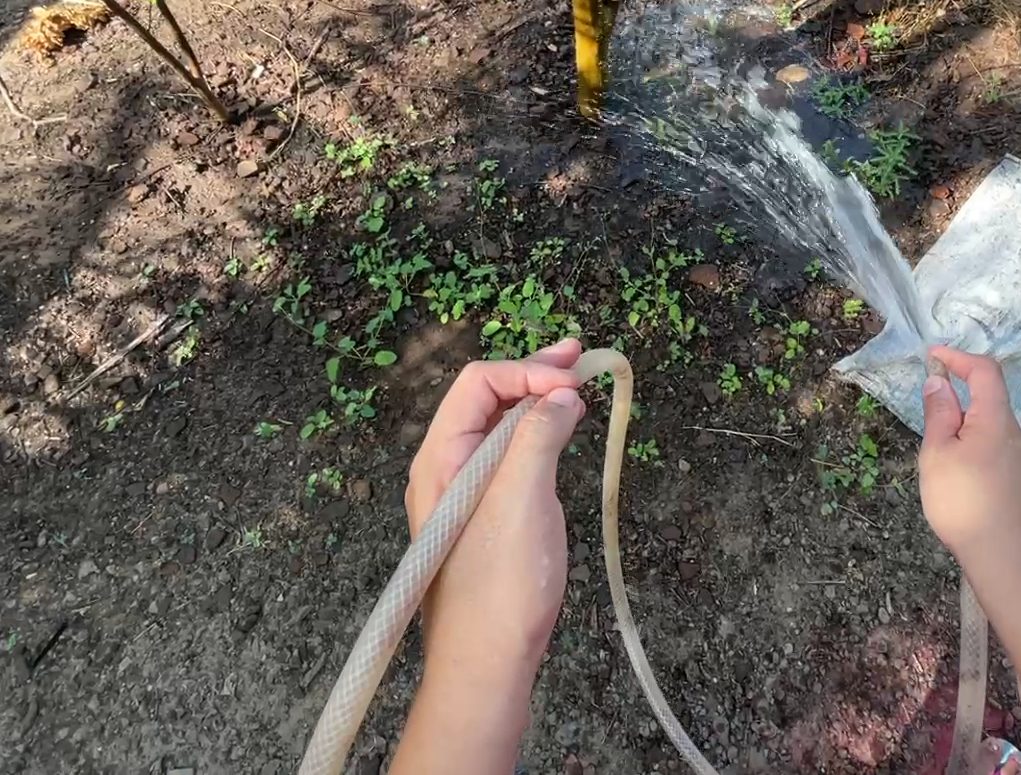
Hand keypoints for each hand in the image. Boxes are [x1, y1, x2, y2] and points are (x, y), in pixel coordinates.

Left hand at [405, 338, 586, 690]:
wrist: (488, 665)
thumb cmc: (500, 585)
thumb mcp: (521, 500)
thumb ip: (538, 436)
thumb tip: (564, 394)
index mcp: (441, 456)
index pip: (479, 384)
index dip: (526, 371)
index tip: (573, 383)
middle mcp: (448, 463)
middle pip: (488, 396)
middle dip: (533, 372)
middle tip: (579, 355)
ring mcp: (468, 486)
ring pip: (502, 422)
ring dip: (539, 396)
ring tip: (576, 379)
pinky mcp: (489, 506)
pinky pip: (512, 451)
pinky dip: (540, 428)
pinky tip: (562, 424)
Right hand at [918, 346, 1020, 584]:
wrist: (1012, 567)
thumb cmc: (965, 505)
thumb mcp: (937, 455)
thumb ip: (939, 414)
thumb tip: (940, 380)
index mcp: (998, 420)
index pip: (985, 371)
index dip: (959, 357)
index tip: (933, 355)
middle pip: (988, 408)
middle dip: (957, 415)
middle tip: (932, 448)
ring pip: (993, 438)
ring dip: (968, 445)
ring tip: (947, 483)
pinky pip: (1002, 461)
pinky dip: (981, 464)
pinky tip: (968, 498)